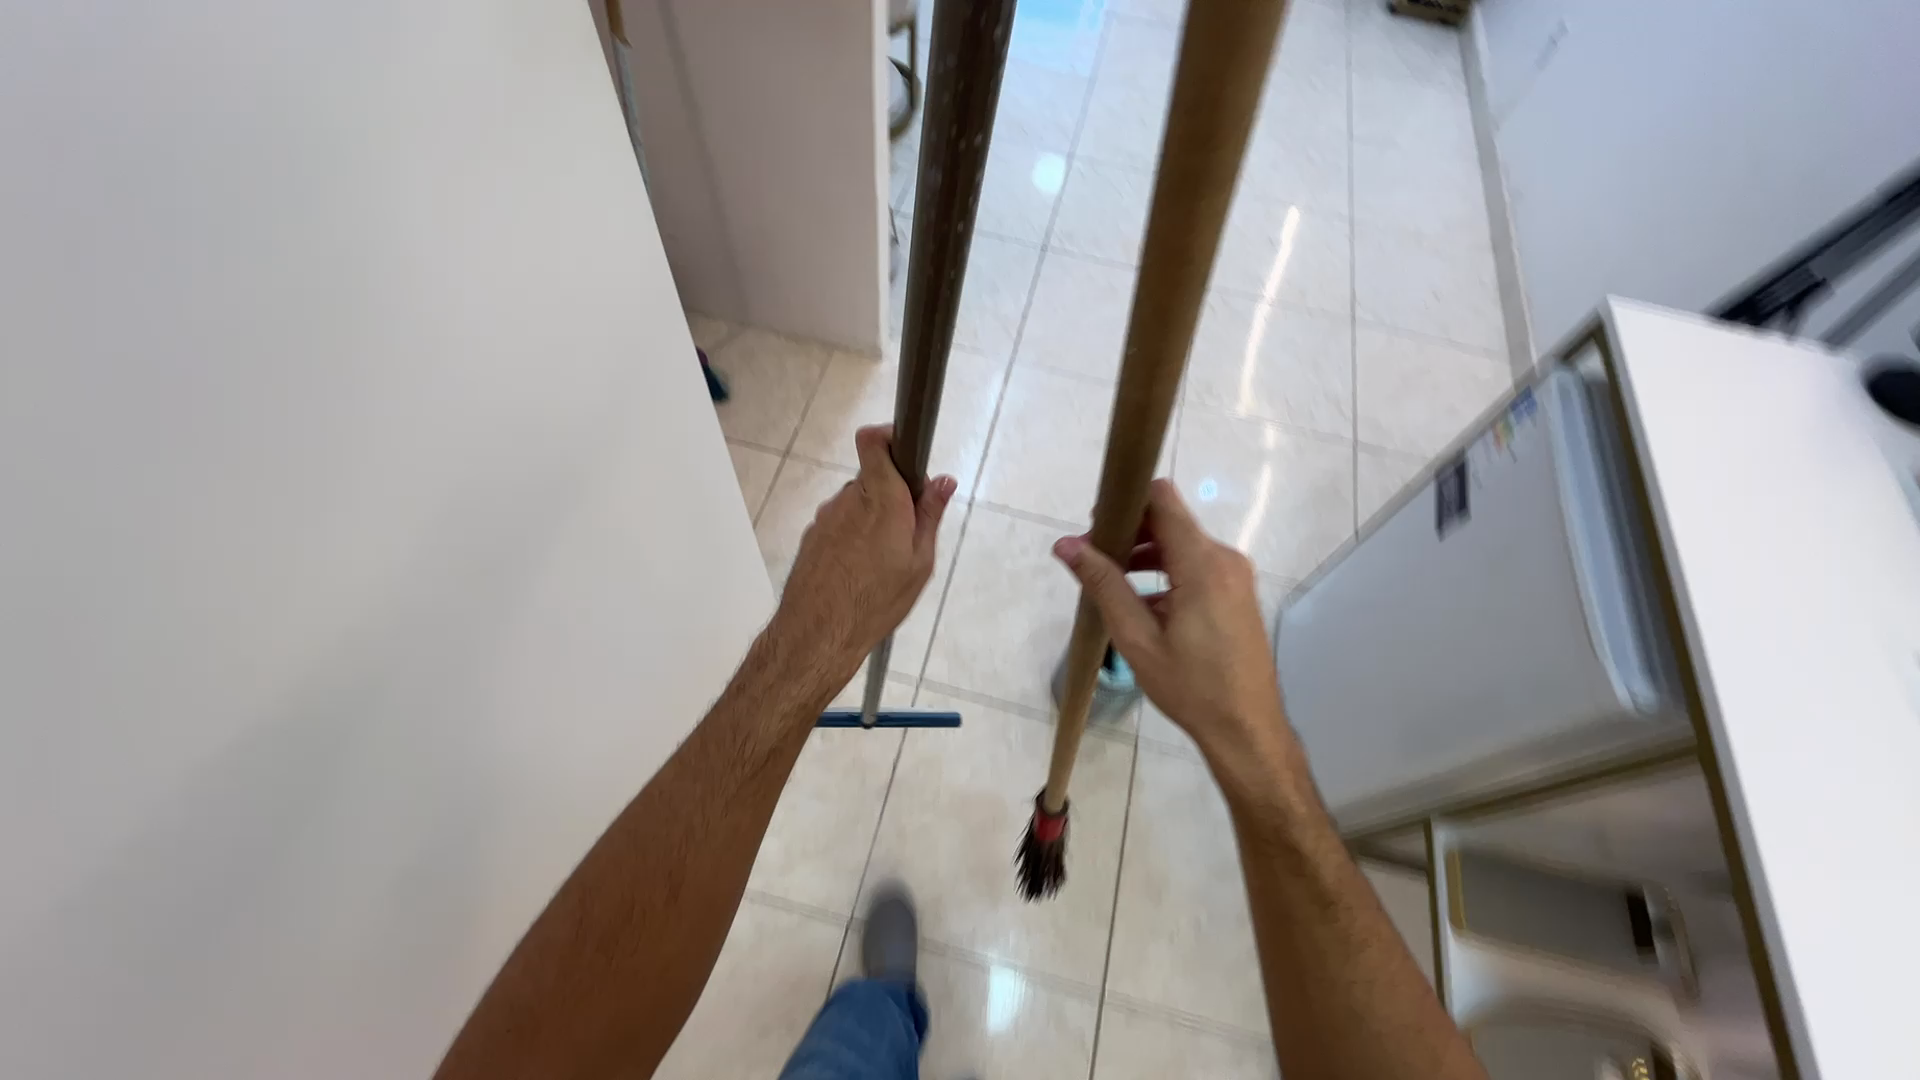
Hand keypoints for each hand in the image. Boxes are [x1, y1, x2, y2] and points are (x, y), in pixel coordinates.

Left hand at [772, 424, 956, 683]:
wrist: (819, 634)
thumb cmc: (877, 600)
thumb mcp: (919, 563)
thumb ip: (929, 516)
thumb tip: (943, 481)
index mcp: (881, 498)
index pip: (874, 440)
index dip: (889, 437)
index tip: (906, 454)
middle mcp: (849, 499)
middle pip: (872, 478)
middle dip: (891, 495)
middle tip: (906, 533)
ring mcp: (826, 516)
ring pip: (856, 504)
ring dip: (871, 520)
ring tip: (881, 562)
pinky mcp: (812, 535)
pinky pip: (839, 524)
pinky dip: (852, 537)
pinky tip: (858, 571)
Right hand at [1052, 480, 1303, 787]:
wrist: (1246, 728)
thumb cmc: (1190, 686)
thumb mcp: (1136, 637)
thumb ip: (1102, 584)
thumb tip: (1065, 545)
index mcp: (1203, 564)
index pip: (1163, 499)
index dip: (1126, 501)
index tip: (1095, 525)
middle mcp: (1225, 558)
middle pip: (1170, 520)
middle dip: (1129, 532)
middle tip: (1093, 560)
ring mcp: (1235, 575)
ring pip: (1182, 543)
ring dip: (1145, 553)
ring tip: (1111, 583)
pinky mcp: (1236, 591)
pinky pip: (1196, 564)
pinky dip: (1166, 571)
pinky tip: (1142, 603)